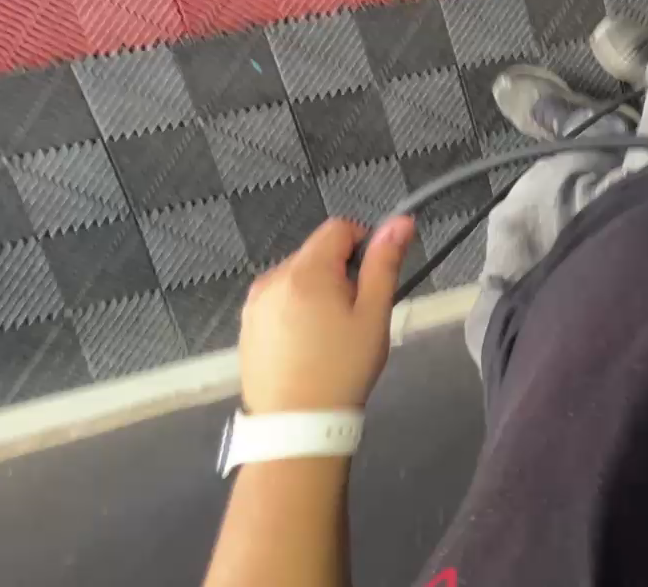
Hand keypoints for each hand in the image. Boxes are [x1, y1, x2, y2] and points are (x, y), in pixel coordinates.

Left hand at [238, 216, 413, 413]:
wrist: (296, 426)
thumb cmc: (343, 365)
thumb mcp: (374, 312)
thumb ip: (385, 262)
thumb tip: (401, 221)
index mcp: (306, 272)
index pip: (339, 228)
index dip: (364, 243)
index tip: (372, 279)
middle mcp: (272, 280)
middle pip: (317, 251)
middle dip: (341, 269)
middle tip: (356, 311)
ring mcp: (254, 305)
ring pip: (298, 274)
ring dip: (319, 287)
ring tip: (332, 330)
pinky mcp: (246, 327)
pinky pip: (280, 298)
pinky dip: (298, 307)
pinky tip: (308, 342)